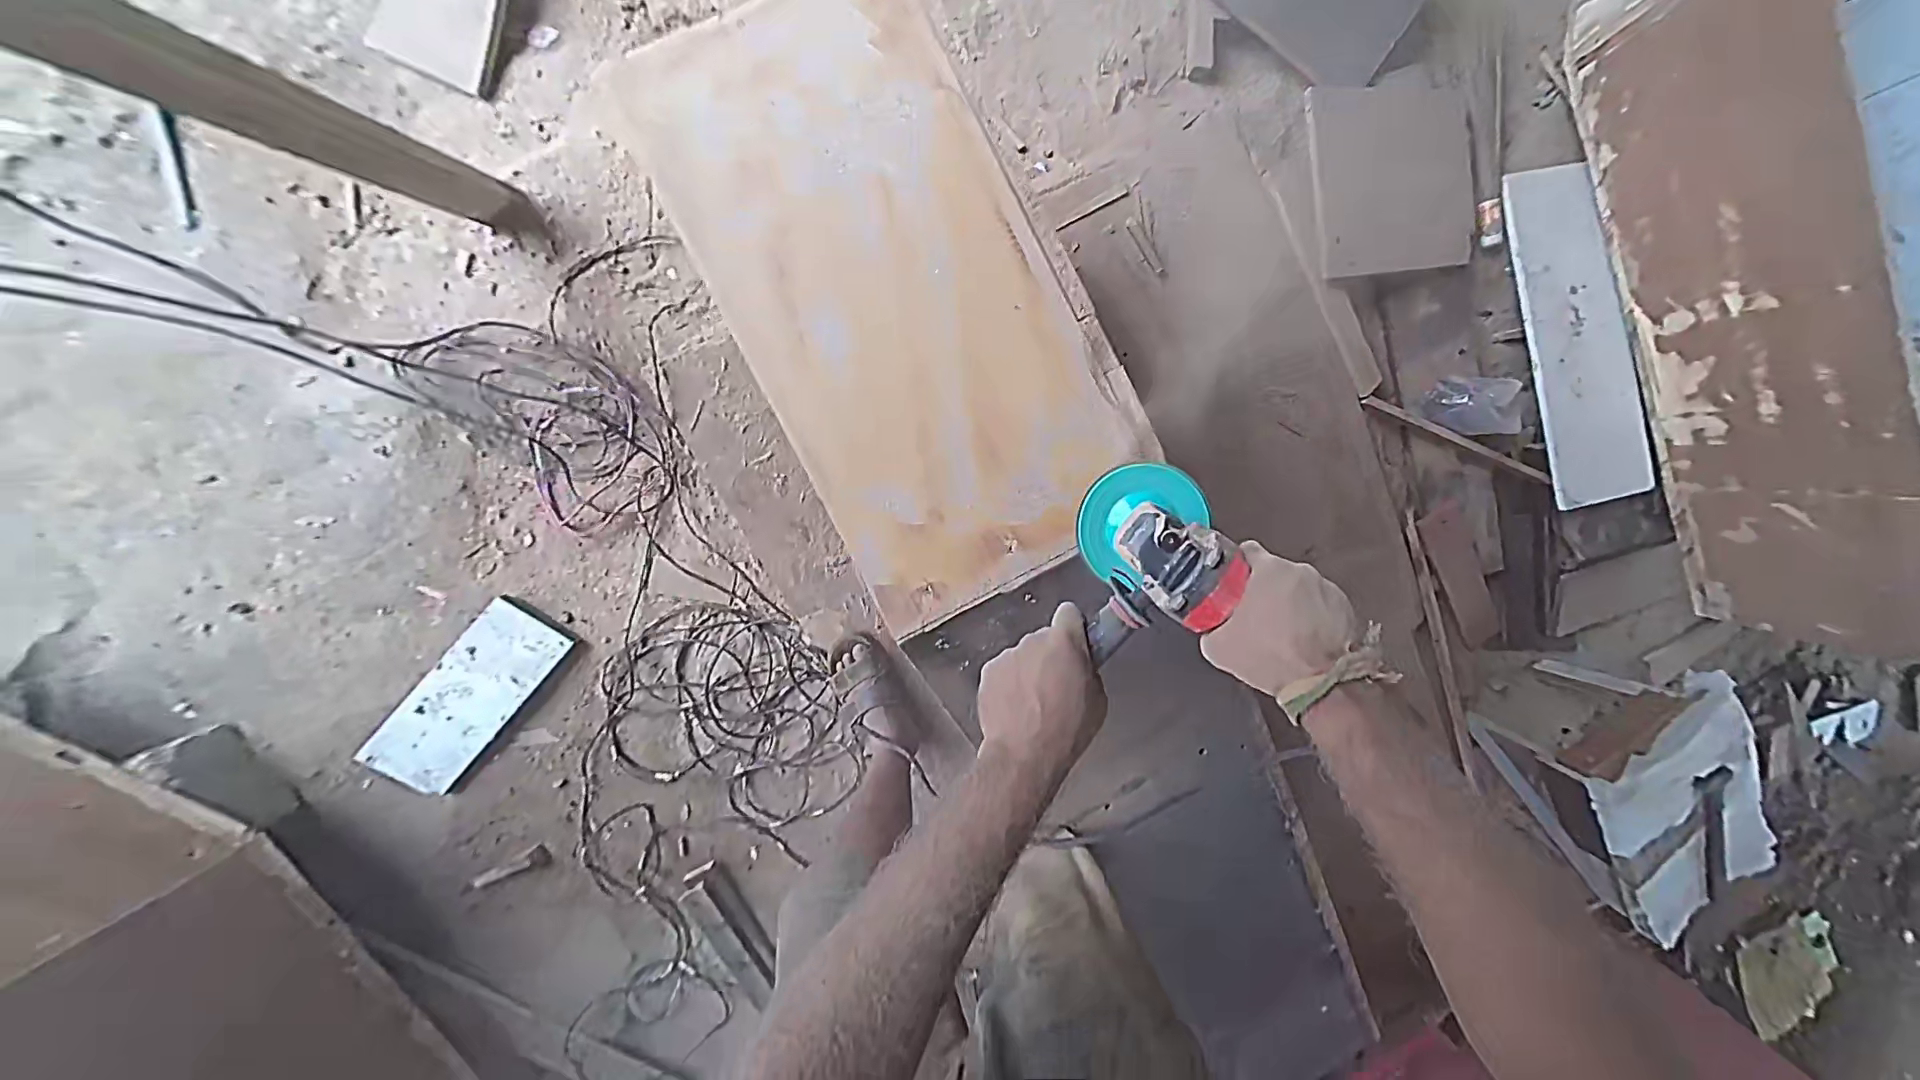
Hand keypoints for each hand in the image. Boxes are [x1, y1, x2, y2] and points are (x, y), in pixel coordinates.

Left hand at [976, 603, 1106, 773]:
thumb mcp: (1097, 698)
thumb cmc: (1068, 729)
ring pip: (1022, 656)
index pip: (1069, 612)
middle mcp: (1032, 640)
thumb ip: (1087, 669)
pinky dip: (1007, 684)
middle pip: (1043, 638)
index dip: (1073, 627)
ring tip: (1031, 703)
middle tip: (1054, 685)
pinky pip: (1003, 671)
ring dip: (1027, 670)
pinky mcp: (987, 672)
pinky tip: (1013, 708)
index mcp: (1064, 641)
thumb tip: (1079, 663)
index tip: (1074, 643)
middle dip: (1049, 655)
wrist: (1024, 754)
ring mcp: (1006, 655)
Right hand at [1201, 541, 1356, 697]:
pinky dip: (1311, 615)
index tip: (1232, 584)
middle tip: (1253, 614)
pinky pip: (1320, 604)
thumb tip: (1211, 627)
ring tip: (1280, 631)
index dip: (1237, 568)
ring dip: (1289, 602)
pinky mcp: (1344, 607)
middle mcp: (1300, 572)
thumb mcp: (1217, 646)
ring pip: (1298, 588)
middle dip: (1263, 589)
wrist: (1316, 685)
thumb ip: (1210, 626)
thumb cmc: (1270, 658)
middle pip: (1274, 572)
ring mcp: (1326, 588)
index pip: (1248, 552)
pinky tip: (1300, 638)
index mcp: (1269, 571)